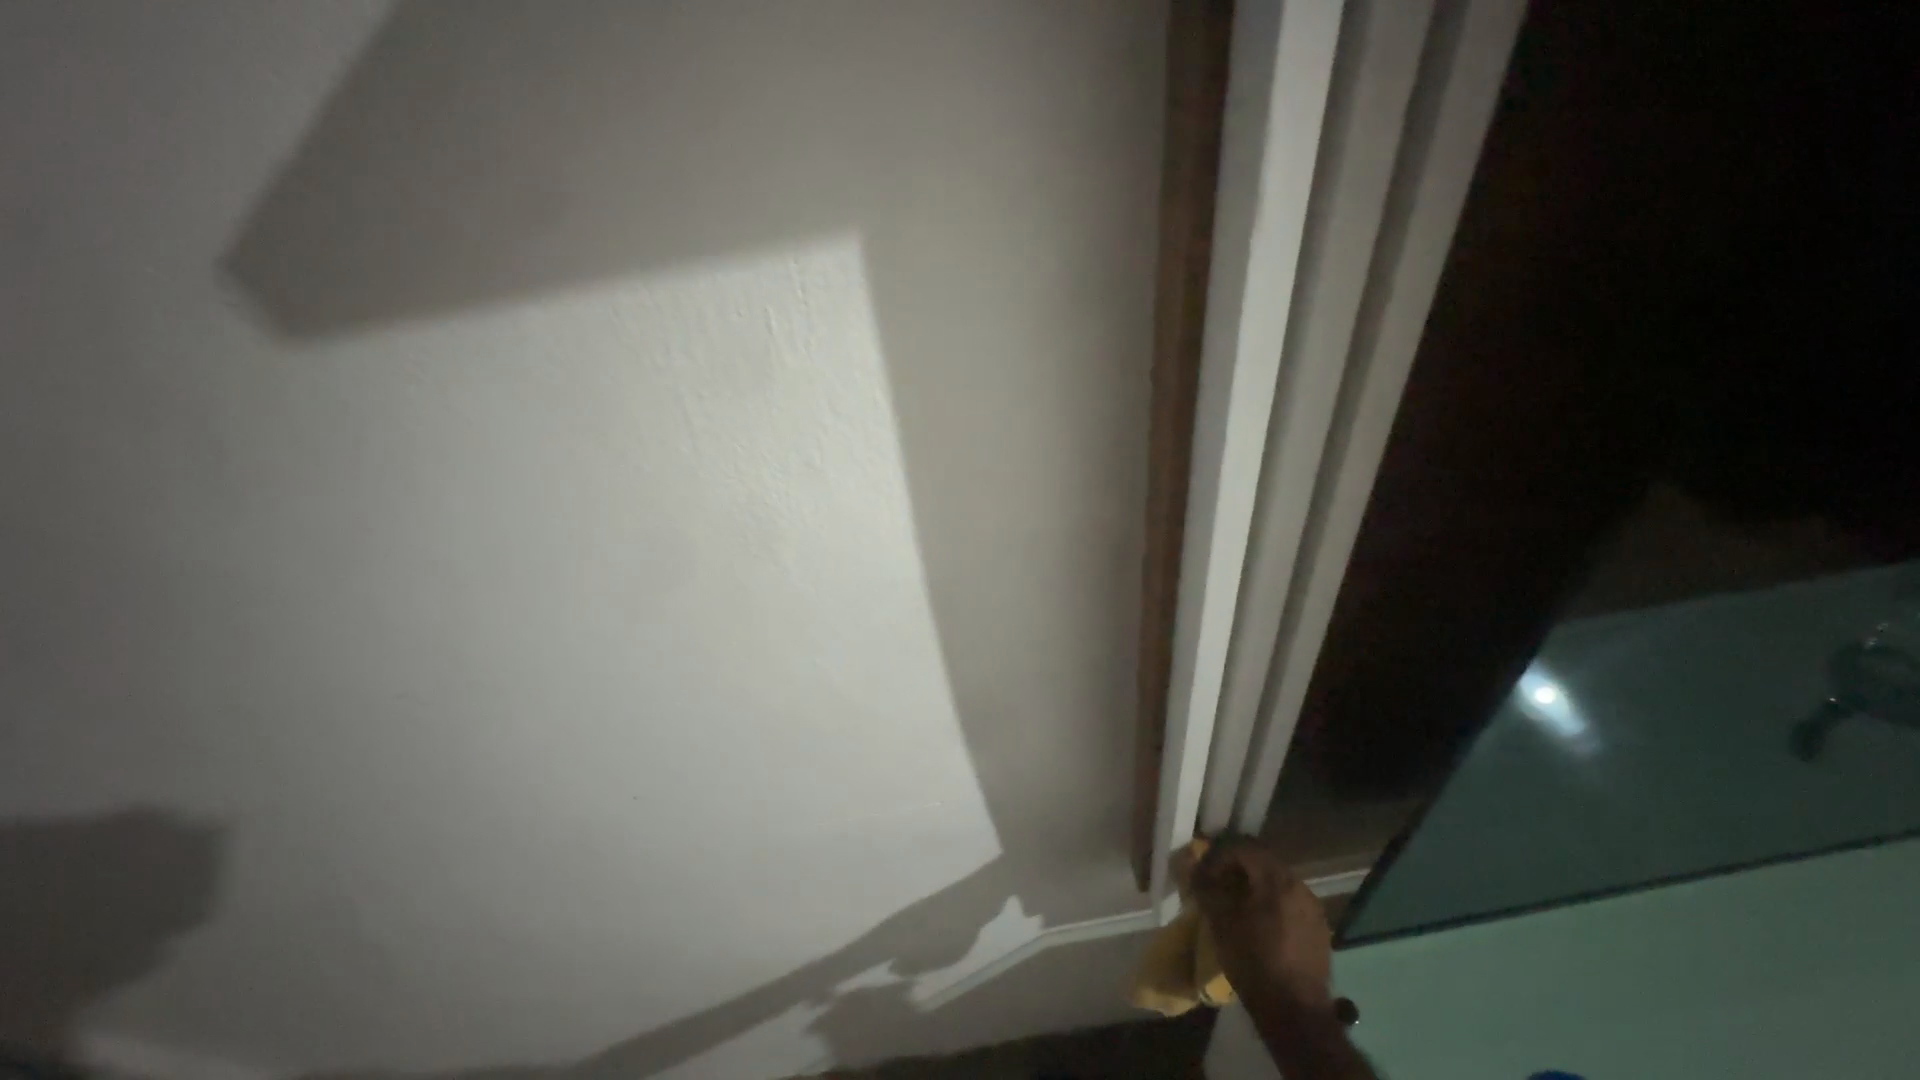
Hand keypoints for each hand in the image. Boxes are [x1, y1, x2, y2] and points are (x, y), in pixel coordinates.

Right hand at [1191, 838, 1332, 1013]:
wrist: (1294, 1010)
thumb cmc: (1252, 960)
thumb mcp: (1220, 922)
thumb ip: (1206, 887)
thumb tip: (1191, 865)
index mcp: (1276, 879)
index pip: (1244, 848)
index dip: (1218, 856)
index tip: (1204, 874)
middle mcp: (1299, 885)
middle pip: (1263, 863)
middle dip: (1237, 869)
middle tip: (1217, 886)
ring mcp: (1313, 908)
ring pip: (1278, 883)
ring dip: (1255, 887)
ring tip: (1237, 907)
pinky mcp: (1319, 929)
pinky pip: (1291, 903)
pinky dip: (1272, 905)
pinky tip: (1261, 926)